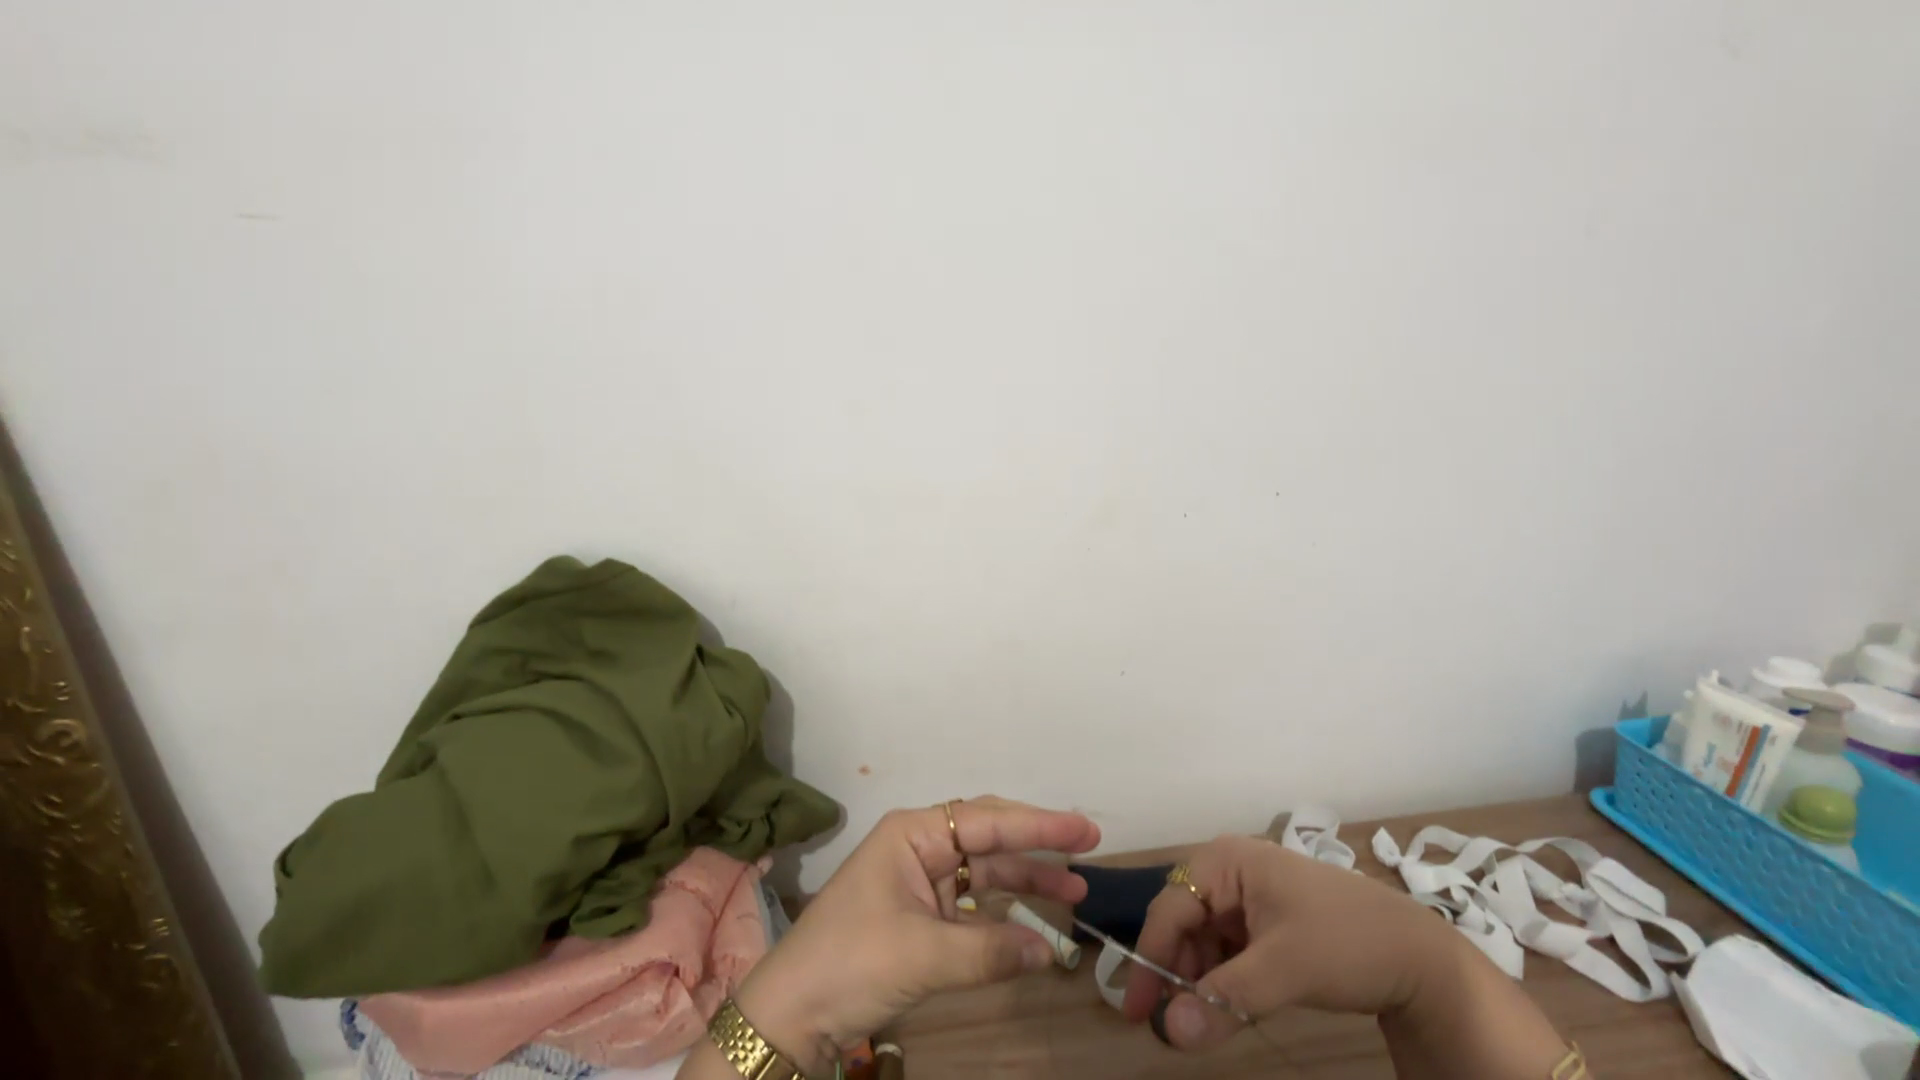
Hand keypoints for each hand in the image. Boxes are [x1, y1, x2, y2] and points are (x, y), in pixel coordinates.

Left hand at [714, 796, 1099, 1074]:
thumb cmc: (851, 964)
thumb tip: (1051, 953)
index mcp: (912, 834)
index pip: (988, 821)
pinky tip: (1033, 930)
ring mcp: (920, 882)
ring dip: (1026, 881)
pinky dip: (1003, 917)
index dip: (1040, 826)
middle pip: (989, 837)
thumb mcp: (924, 955)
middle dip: (1036, 844)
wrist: (792, 1014)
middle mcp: (919, 847)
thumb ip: (992, 950)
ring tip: (1074, 893)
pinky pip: (973, 906)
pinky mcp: (921, 917)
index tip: (1086, 831)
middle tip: (1088, 848)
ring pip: (985, 871)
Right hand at [1123, 834, 1456, 1047]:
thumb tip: (1168, 1033)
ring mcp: (1251, 897)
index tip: (1138, 1014)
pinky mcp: (1269, 923)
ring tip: (1206, 1022)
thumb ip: (1223, 999)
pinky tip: (1230, 1009)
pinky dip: (1225, 982)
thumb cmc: (1348, 943)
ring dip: (1201, 983)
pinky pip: (1230, 952)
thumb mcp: (1284, 970)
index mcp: (1226, 862)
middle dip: (1178, 975)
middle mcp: (1231, 872)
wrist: (1423, 959)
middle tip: (1174, 1027)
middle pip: (1184, 925)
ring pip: (1205, 942)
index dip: (1150, 960)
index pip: (1170, 909)